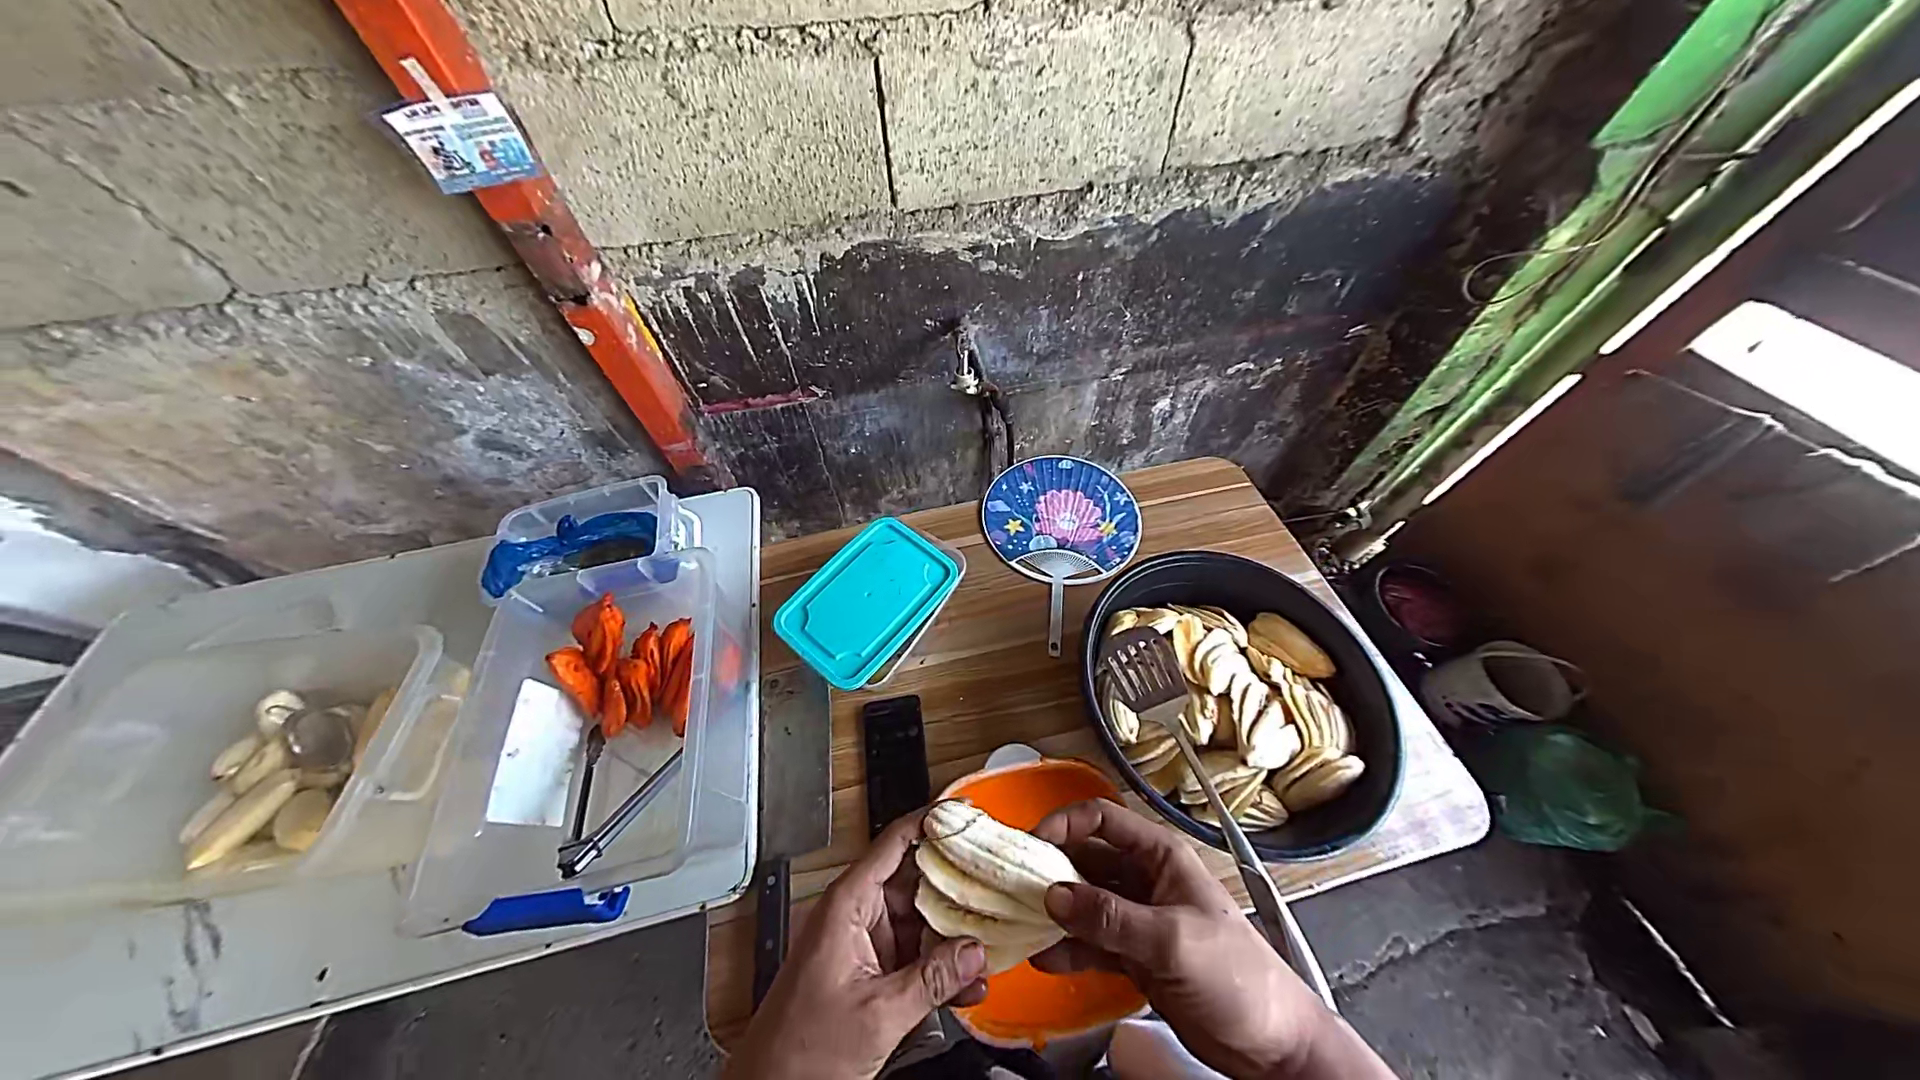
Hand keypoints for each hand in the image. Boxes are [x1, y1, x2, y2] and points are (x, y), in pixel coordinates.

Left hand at [724, 810, 988, 1079]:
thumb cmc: (796, 1052)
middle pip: (915, 881)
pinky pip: (915, 955)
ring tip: (988, 939)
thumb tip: (974, 951)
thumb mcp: (877, 1013)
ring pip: (920, 919)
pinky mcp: (872, 971)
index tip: (961, 812)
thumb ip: (932, 979)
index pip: (894, 843)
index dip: (929, 822)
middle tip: (992, 884)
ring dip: (953, 933)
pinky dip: (940, 965)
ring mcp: (865, 943)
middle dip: (955, 885)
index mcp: (848, 904)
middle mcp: (856, 914)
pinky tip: (967, 979)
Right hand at [1030, 799, 1394, 1079]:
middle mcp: (1143, 879)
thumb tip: (1054, 896)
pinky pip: (1090, 942)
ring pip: (1083, 902)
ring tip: (1022, 922)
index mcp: (1159, 856)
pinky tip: (1045, 958)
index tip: (1032, 842)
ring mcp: (1136, 918)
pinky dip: (1067, 948)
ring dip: (1054, 911)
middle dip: (1051, 869)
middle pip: (1086, 860)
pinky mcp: (1133, 955)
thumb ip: (1110, 917)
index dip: (1065, 823)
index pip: (1102, 820)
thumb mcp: (1171, 940)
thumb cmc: (1238, 976)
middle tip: (1016, 885)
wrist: (1272, 1045)